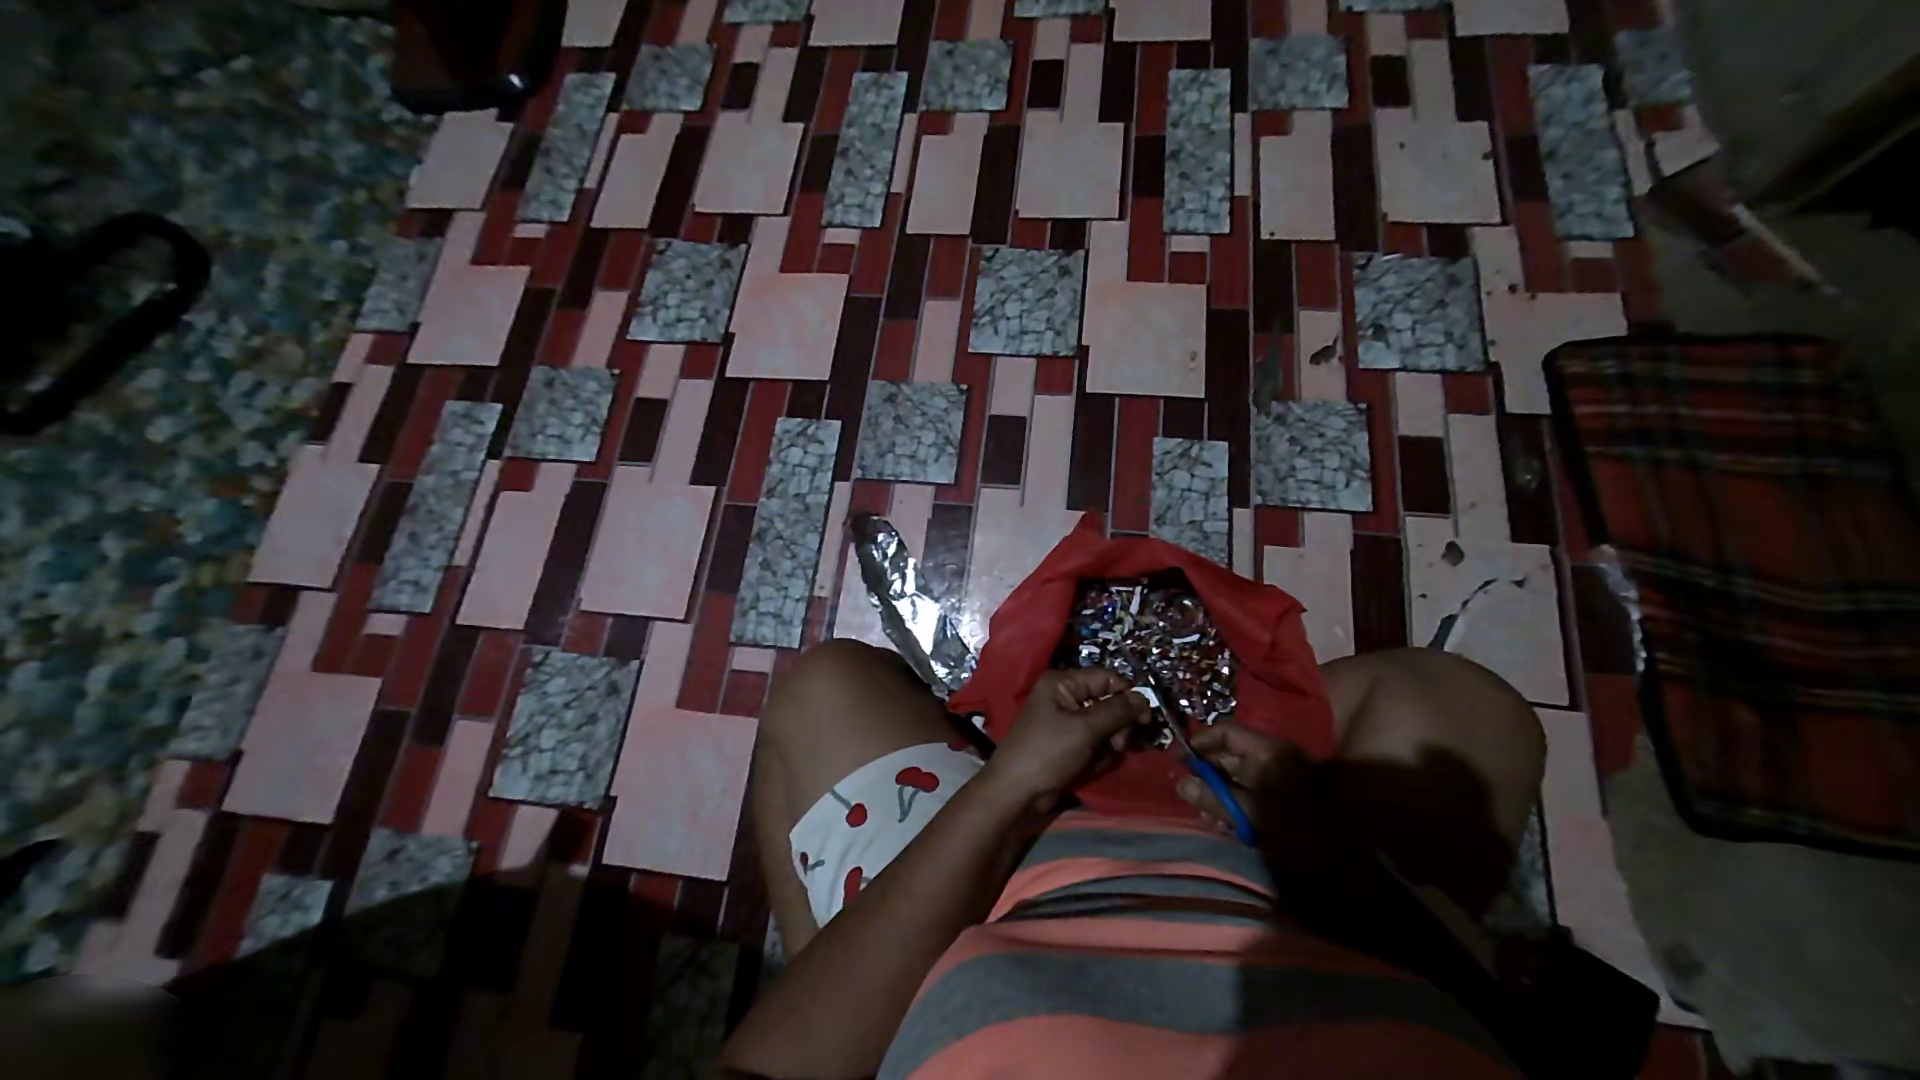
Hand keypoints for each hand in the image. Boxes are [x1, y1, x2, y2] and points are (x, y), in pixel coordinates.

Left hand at [980, 669, 1151, 812]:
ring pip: (1104, 726)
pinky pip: (1094, 743)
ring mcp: (1066, 722)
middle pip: (1107, 702)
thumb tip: (1144, 698)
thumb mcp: (1084, 728)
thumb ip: (1116, 711)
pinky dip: (1097, 756)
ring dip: (1108, 744)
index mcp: (1062, 683)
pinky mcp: (1068, 744)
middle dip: (1117, 725)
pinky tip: (1088, 768)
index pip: (1105, 678)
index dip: (1127, 695)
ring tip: (1097, 759)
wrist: (1018, 792)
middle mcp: (1064, 697)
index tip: (1146, 718)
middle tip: (1118, 744)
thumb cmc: (1048, 752)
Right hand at [1176, 722, 1311, 834]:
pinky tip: (1229, 823)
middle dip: (1207, 773)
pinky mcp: (1289, 793)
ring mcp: (1284, 773)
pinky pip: (1253, 787)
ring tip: (1209, 815)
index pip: (1225, 731)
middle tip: (1190, 794)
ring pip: (1240, 773)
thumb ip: (1212, 797)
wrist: (1348, 866)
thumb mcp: (1248, 815)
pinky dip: (1237, 800)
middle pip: (1230, 753)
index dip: (1199, 743)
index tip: (1179, 762)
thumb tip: (1180, 783)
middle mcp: (1275, 755)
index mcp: (1267, 751)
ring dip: (1220, 790)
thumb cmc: (1295, 832)